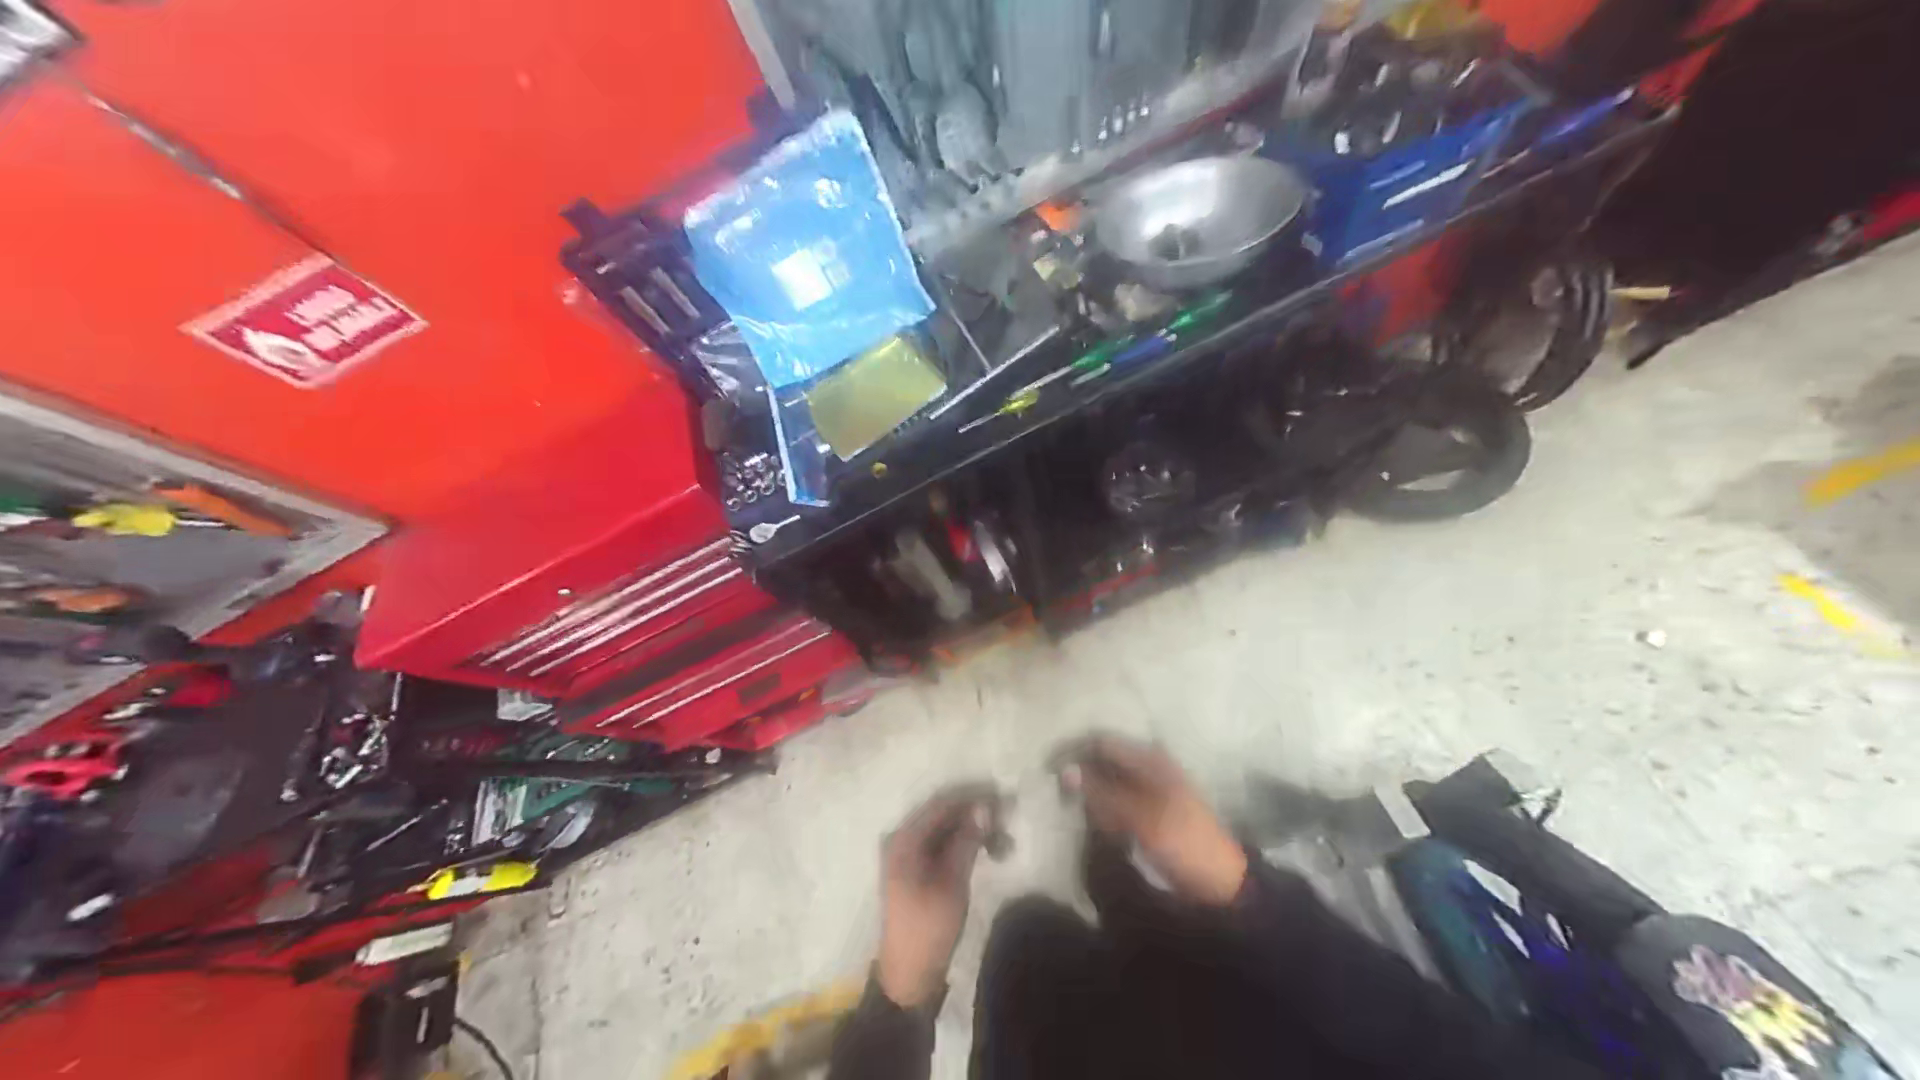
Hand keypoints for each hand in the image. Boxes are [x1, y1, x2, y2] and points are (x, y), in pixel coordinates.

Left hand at [875, 785, 996, 1007]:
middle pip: (944, 813)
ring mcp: (910, 853)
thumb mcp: (952, 882)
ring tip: (1006, 843)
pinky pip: (945, 843)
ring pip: (947, 828)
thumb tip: (983, 806)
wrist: (909, 976)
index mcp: (903, 839)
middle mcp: (903, 838)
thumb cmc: (929, 928)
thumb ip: (966, 840)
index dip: (972, 796)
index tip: (1003, 796)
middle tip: (1009, 818)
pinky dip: (967, 844)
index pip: (941, 803)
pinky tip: (991, 851)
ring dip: (976, 829)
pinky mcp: (919, 867)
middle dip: (977, 812)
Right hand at [1057, 735, 1247, 906]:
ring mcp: (1148, 791)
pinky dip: (1104, 812)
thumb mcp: (1139, 816)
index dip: (1075, 751)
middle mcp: (1147, 768)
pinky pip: (1116, 804)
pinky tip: (1099, 825)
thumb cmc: (1182, 841)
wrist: (1219, 884)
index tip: (1048, 768)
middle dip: (1081, 775)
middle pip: (1103, 761)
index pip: (1102, 742)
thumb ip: (1101, 792)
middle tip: (1059, 794)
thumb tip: (1064, 770)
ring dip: (1091, 796)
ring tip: (1077, 812)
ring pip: (1107, 783)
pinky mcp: (1146, 813)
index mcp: (1150, 760)